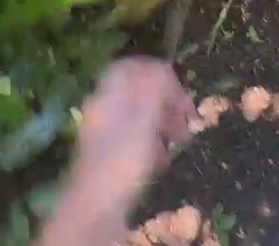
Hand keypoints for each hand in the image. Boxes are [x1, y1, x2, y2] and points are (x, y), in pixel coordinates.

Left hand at [68, 57, 193, 212]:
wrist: (94, 211)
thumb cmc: (122, 160)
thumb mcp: (144, 118)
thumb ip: (155, 88)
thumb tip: (163, 68)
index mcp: (108, 94)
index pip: (132, 66)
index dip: (157, 72)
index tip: (177, 90)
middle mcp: (103, 109)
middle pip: (138, 91)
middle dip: (165, 101)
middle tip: (184, 119)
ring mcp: (104, 134)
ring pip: (139, 116)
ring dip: (162, 124)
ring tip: (177, 140)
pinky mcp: (109, 158)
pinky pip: (135, 139)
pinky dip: (152, 144)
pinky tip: (162, 159)